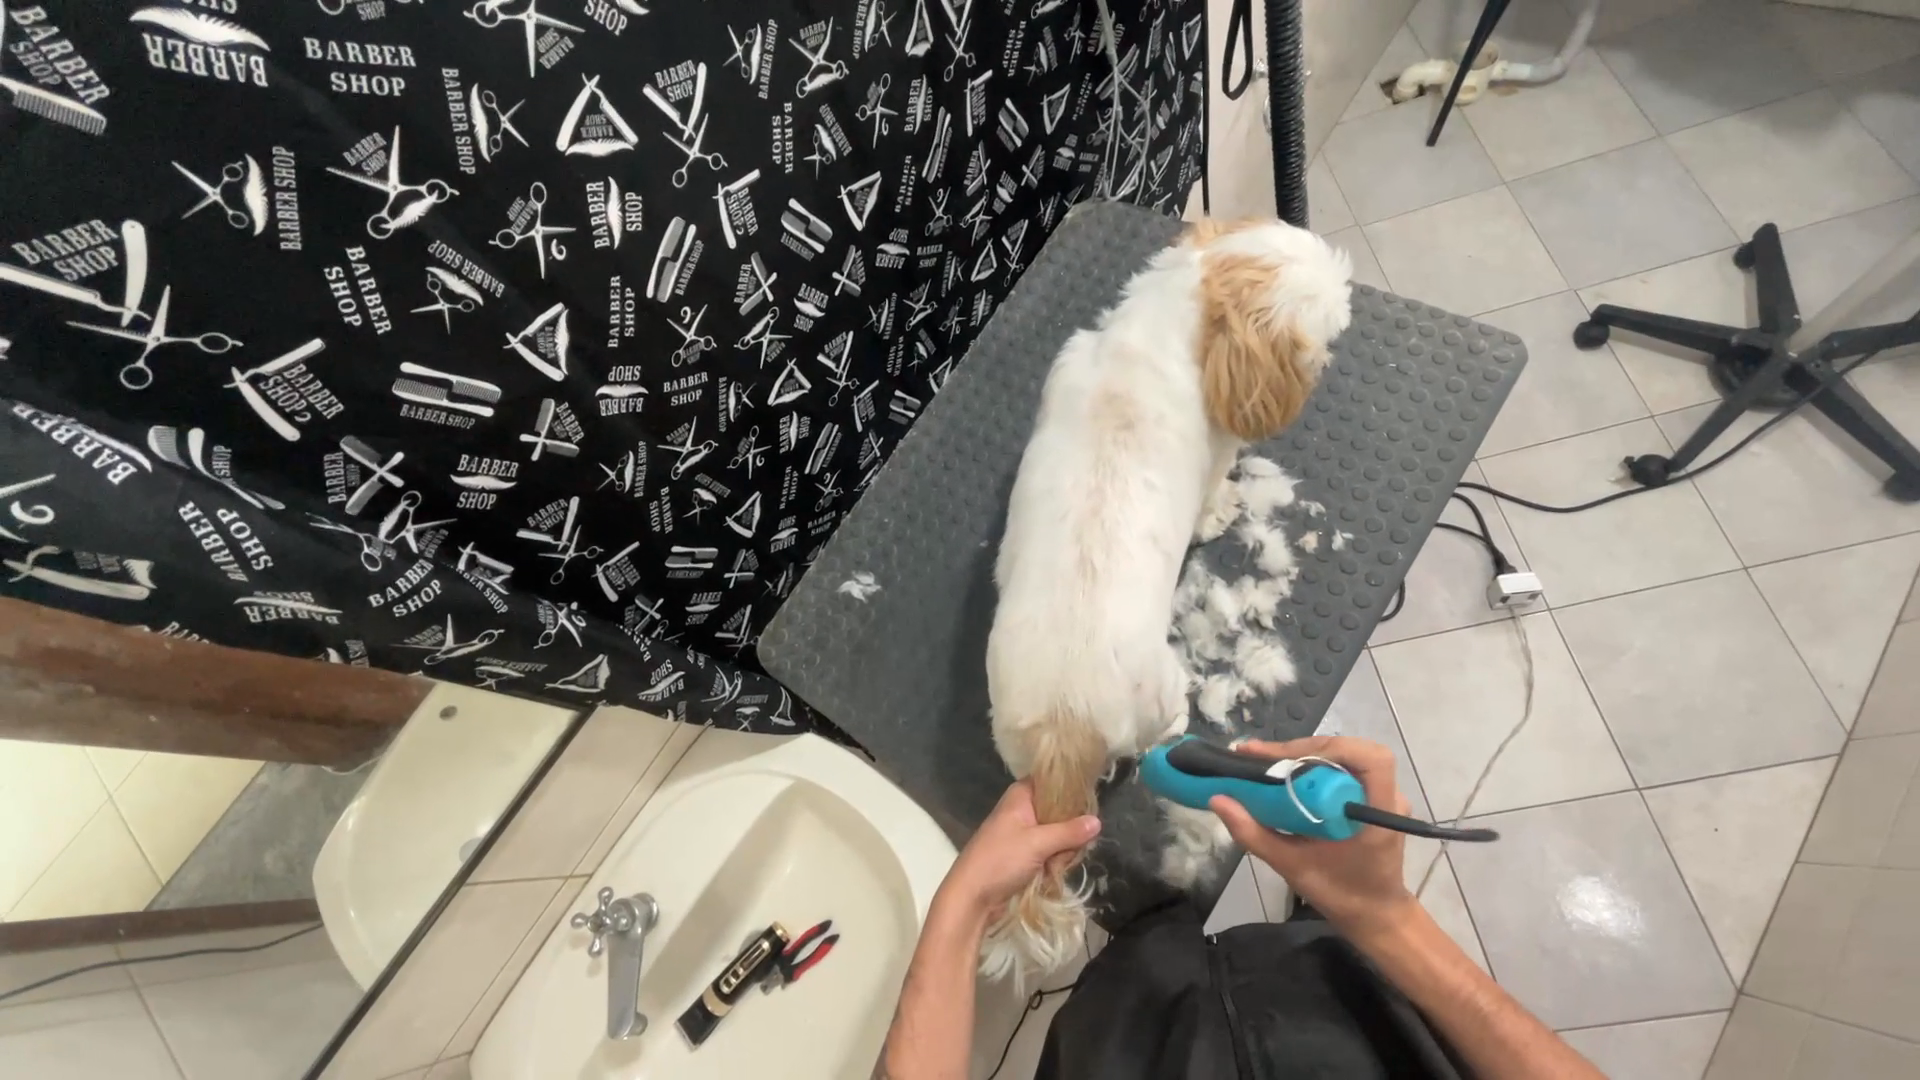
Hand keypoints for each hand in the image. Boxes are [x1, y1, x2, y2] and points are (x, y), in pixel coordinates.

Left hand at [939, 780, 1100, 919]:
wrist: (972, 897)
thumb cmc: (1000, 860)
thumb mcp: (1037, 843)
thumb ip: (1069, 832)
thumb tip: (1097, 821)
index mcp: (1021, 795)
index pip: (1053, 781)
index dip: (1071, 791)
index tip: (1089, 806)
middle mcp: (1023, 809)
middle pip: (1060, 811)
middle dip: (1069, 831)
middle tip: (1067, 847)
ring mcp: (1024, 833)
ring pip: (1058, 835)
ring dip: (1061, 852)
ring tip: (1054, 866)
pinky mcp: (1025, 854)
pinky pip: (1050, 852)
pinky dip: (1054, 863)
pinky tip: (1051, 874)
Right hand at [1209, 735, 1415, 936]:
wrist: (1374, 915)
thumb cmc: (1340, 894)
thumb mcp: (1291, 866)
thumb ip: (1253, 833)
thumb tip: (1216, 798)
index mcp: (1376, 814)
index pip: (1370, 759)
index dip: (1329, 749)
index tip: (1286, 760)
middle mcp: (1385, 797)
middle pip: (1349, 749)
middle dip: (1302, 748)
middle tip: (1261, 757)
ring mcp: (1380, 794)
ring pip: (1343, 753)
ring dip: (1304, 752)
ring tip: (1267, 761)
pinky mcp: (1369, 795)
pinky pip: (1341, 766)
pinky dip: (1311, 763)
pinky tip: (1285, 772)